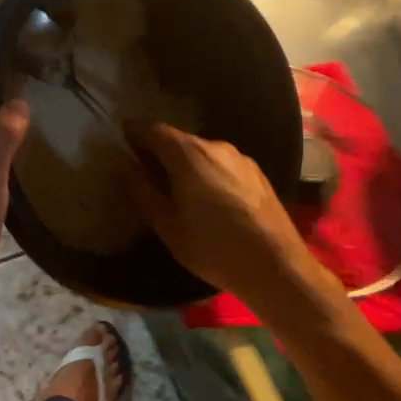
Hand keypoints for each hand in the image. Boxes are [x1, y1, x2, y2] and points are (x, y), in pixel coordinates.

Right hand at [124, 124, 321, 308]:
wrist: (281, 271)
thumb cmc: (215, 249)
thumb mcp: (168, 226)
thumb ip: (140, 191)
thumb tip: (119, 166)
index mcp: (187, 154)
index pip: (151, 128)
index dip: (133, 132)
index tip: (121, 143)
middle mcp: (214, 146)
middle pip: (177, 139)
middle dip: (159, 150)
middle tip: (146, 173)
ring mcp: (240, 158)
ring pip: (201, 151)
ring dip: (185, 162)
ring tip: (179, 189)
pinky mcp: (257, 174)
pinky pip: (221, 163)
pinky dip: (207, 172)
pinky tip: (210, 199)